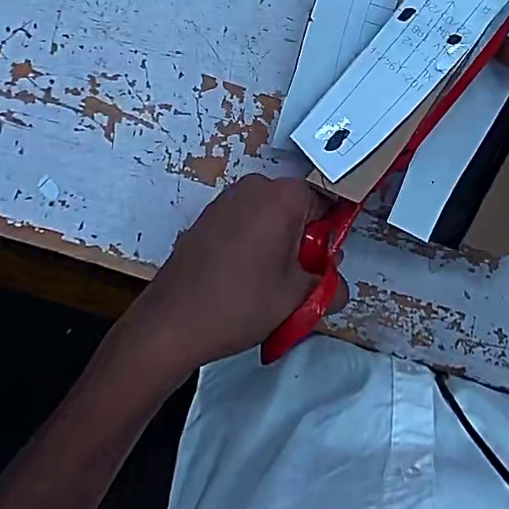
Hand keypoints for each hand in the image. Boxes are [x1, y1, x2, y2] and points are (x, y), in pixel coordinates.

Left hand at [116, 174, 340, 374]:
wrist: (173, 321)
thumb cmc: (238, 303)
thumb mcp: (298, 298)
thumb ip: (330, 286)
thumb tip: (335, 284)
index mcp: (283, 196)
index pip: (325, 203)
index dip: (329, 237)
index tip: (324, 265)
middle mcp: (255, 187)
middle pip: (296, 209)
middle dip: (303, 243)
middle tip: (298, 283)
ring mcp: (228, 199)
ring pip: (269, 218)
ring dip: (277, 246)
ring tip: (269, 287)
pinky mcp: (209, 217)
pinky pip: (244, 224)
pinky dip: (253, 246)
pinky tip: (244, 280)